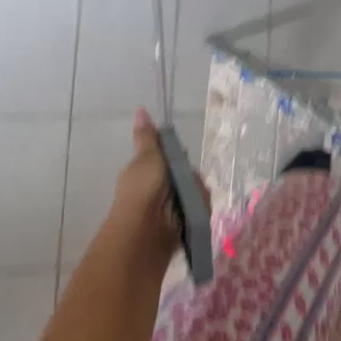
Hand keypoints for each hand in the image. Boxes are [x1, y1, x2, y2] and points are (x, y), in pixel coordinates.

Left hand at [113, 108, 208, 261]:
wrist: (144, 231)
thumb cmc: (143, 189)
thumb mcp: (146, 157)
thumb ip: (148, 136)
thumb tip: (140, 109)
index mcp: (146, 173)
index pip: (170, 159)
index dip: (179, 157)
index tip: (182, 158)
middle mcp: (157, 190)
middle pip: (186, 175)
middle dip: (191, 177)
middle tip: (188, 182)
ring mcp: (170, 208)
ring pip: (195, 192)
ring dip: (197, 194)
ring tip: (191, 200)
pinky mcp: (183, 224)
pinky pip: (200, 208)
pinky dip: (200, 208)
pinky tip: (196, 210)